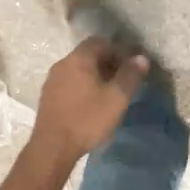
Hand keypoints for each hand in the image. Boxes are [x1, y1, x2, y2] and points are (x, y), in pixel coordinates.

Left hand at [30, 38, 148, 163]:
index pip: (100, 42)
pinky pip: (69, 82)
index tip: (130, 68)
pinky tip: (91, 104)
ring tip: (109, 94)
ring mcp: (52, 80)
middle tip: (123, 81)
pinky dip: (82, 86)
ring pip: (78, 69)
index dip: (118, 51)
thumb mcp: (116, 98)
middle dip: (108, 63)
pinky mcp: (48, 96)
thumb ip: (130, 76)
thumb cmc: (87, 119)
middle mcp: (62, 64)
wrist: (52, 147)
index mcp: (78, 59)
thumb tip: (141, 58)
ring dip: (95, 76)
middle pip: (88, 54)